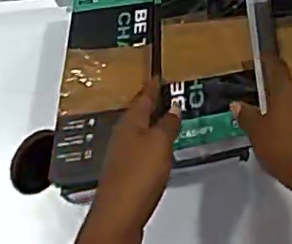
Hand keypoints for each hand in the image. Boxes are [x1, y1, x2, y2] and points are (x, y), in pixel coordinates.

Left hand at [79, 84, 178, 243]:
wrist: (118, 218)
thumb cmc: (137, 176)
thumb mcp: (160, 142)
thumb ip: (169, 123)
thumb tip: (174, 109)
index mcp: (131, 121)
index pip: (145, 94)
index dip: (154, 83)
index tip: (160, 73)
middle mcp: (124, 135)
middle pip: (141, 113)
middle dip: (154, 103)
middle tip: (169, 93)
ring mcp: (122, 155)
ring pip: (141, 131)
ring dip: (154, 124)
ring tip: (170, 118)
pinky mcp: (125, 174)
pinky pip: (141, 150)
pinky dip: (152, 145)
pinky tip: (161, 149)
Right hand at [232, 56, 291, 190]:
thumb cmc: (282, 146)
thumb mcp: (258, 133)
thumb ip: (247, 116)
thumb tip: (236, 103)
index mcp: (286, 89)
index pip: (276, 67)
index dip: (268, 61)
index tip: (262, 56)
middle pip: (286, 86)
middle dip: (274, 90)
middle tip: (261, 94)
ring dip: (283, 108)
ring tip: (269, 118)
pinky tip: (284, 134)